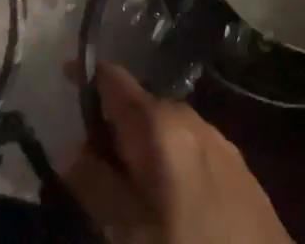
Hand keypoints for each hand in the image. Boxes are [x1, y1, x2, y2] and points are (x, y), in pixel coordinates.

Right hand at [66, 65, 293, 243]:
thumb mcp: (125, 228)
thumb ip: (92, 183)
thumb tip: (72, 152)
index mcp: (160, 123)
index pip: (114, 79)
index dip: (85, 77)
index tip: (64, 79)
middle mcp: (193, 119)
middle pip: (140, 105)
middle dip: (112, 123)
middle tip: (90, 158)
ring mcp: (221, 141)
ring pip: (167, 128)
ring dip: (142, 144)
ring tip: (126, 181)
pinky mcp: (240, 168)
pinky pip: (191, 148)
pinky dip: (169, 158)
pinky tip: (166, 195)